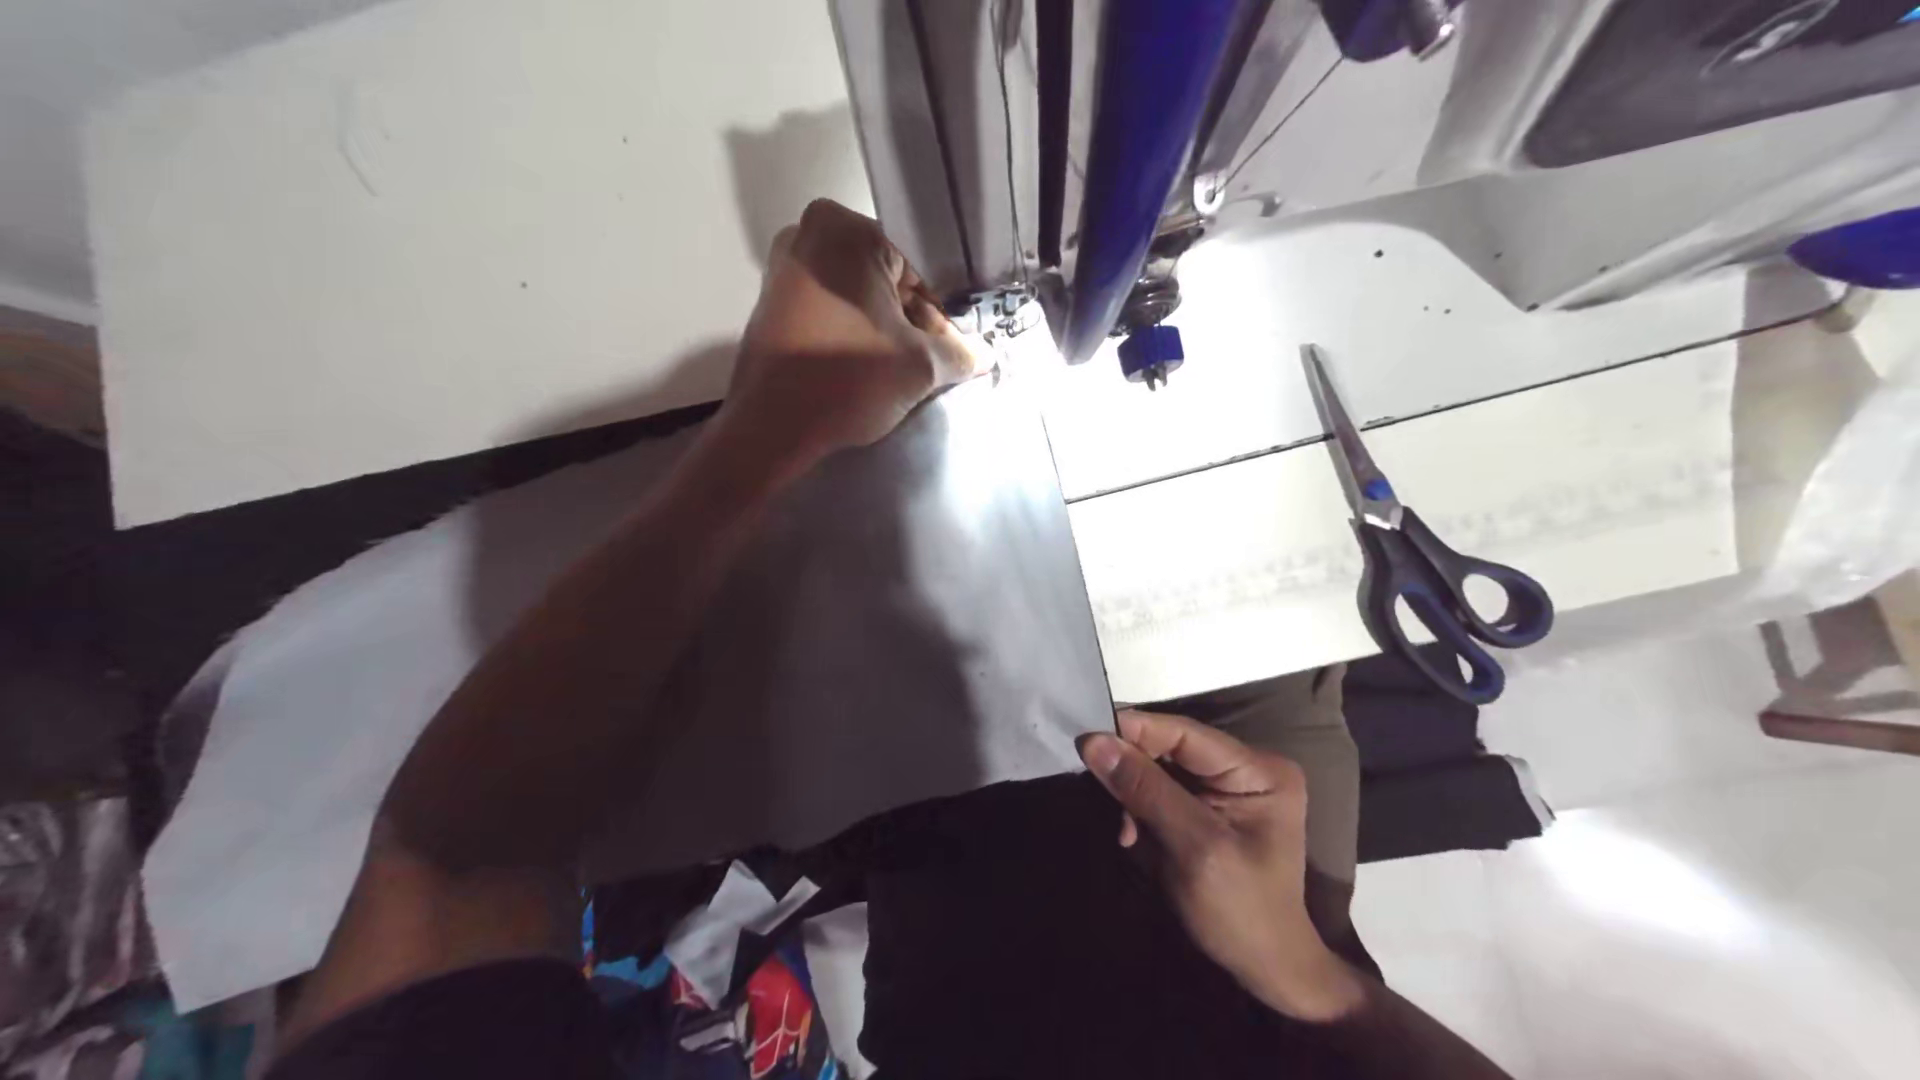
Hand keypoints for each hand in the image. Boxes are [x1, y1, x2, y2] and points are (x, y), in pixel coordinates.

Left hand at [718, 199, 977, 472]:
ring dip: (888, 330)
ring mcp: (786, 269)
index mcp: (845, 230)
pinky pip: (833, 308)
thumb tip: (988, 354)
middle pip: (888, 279)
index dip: (943, 312)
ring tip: (906, 370)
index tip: (955, 346)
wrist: (772, 428)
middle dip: (915, 320)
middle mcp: (809, 235)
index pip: (920, 267)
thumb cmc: (848, 380)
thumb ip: (960, 354)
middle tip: (935, 361)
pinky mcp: (774, 303)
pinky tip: (871, 366)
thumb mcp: (919, 367)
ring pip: (860, 295)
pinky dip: (857, 332)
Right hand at [1078, 709, 1367, 1022]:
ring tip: (1125, 830)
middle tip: (1102, 793)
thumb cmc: (1240, 912)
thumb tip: (1093, 741)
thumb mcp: (1193, 848)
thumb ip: (1145, 789)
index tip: (1086, 739)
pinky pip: (1161, 789)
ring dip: (1133, 793)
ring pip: (1159, 767)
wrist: (1266, 969)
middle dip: (1132, 769)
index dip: (1134, 730)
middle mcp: (1244, 767)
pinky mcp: (1208, 805)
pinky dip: (1140, 808)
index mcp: (1258, 770)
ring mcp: (1227, 785)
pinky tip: (1133, 834)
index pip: (1184, 733)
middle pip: (1169, 746)